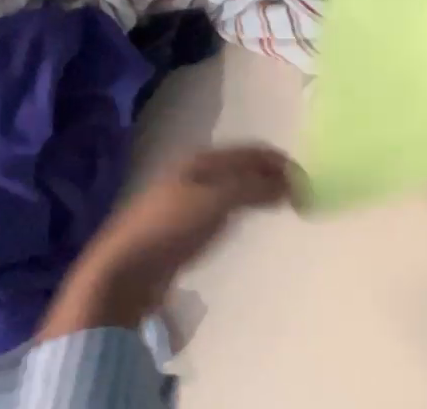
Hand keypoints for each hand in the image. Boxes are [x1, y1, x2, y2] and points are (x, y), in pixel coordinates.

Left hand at [37, 146, 299, 339]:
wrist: (120, 274)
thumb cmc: (171, 228)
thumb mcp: (221, 200)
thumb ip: (260, 187)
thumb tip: (294, 185)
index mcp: (202, 159)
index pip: (254, 151)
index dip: (282, 163)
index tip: (306, 181)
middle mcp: (194, 172)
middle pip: (245, 167)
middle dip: (272, 177)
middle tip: (297, 195)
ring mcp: (185, 199)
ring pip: (234, 187)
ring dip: (259, 193)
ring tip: (279, 207)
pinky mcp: (180, 226)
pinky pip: (222, 207)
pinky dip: (243, 209)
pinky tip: (247, 222)